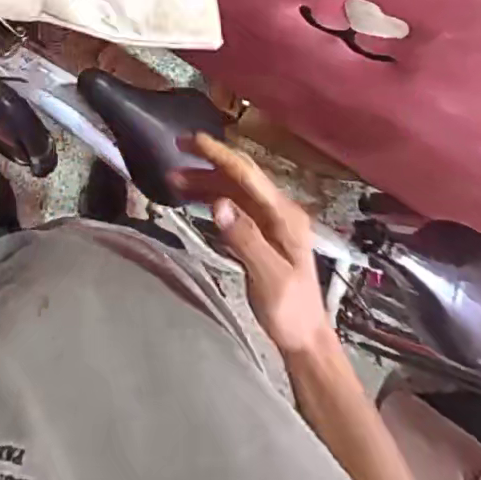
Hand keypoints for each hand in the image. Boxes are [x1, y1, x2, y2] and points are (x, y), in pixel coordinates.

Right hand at [175, 133, 335, 357]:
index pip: (247, 175)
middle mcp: (277, 211)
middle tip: (178, 146)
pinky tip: (192, 200)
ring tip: (173, 178)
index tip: (194, 140)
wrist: (306, 341)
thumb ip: (245, 239)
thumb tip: (218, 205)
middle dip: (209, 158)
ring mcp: (268, 222)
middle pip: (240, 175)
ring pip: (232, 189)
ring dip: (205, 180)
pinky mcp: (259, 233)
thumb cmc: (291, 312)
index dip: (220, 154)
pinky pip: (232, 206)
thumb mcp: (270, 278)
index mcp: (284, 215)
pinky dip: (210, 198)